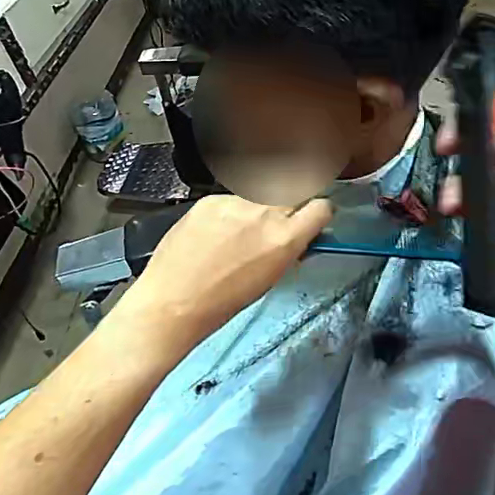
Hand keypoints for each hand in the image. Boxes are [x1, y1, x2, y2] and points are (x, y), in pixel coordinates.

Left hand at [109, 196, 333, 350]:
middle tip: (276, 222)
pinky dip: (230, 211)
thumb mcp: (271, 278)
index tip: (312, 216)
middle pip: (295, 191)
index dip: (318, 212)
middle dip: (291, 204)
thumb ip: (290, 248)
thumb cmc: (221, 302)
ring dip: (259, 207)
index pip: (321, 207)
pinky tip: (216, 232)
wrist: (172, 302)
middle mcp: (265, 214)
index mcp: (286, 238)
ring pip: (262, 193)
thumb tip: (299, 236)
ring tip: (239, 232)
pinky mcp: (211, 199)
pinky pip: (232, 198)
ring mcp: (236, 203)